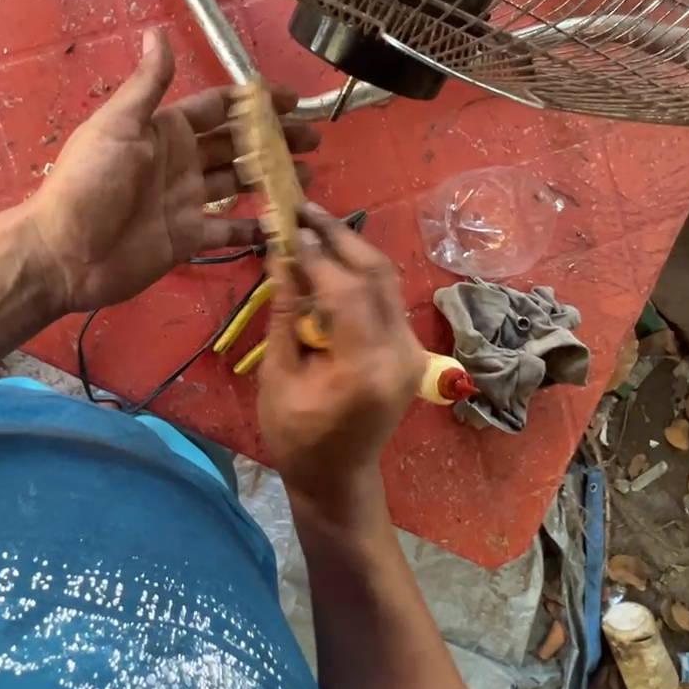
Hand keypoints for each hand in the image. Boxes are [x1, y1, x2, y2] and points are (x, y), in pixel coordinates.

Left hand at [21, 29, 317, 312]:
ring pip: (238, 186)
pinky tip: (282, 224)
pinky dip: (254, 229)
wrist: (65, 251)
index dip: (256, 102)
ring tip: (308, 179)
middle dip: (274, 141)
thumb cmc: (89, 182)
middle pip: (237, 146)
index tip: (293, 100)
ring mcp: (186, 202)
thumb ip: (147, 85)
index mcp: (166, 131)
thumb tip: (158, 32)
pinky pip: (228, 231)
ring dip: (271, 180)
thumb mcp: (118, 125)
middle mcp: (181, 163)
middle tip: (313, 141)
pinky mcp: (187, 239)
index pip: (219, 109)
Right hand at [258, 204, 426, 520]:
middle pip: (377, 274)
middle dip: (340, 236)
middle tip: (305, 210)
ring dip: (351, 250)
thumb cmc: (296, 437)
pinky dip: (359, 274)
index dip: (315, 254)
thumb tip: (281, 258)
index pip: (345, 291)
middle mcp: (399, 354)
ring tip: (314, 227)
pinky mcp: (409, 350)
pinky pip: (386, 298)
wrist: (338, 478)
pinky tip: (331, 261)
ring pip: (387, 281)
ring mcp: (410, 351)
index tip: (288, 228)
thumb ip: (285, 315)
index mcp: (363, 368)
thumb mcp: (278, 377)